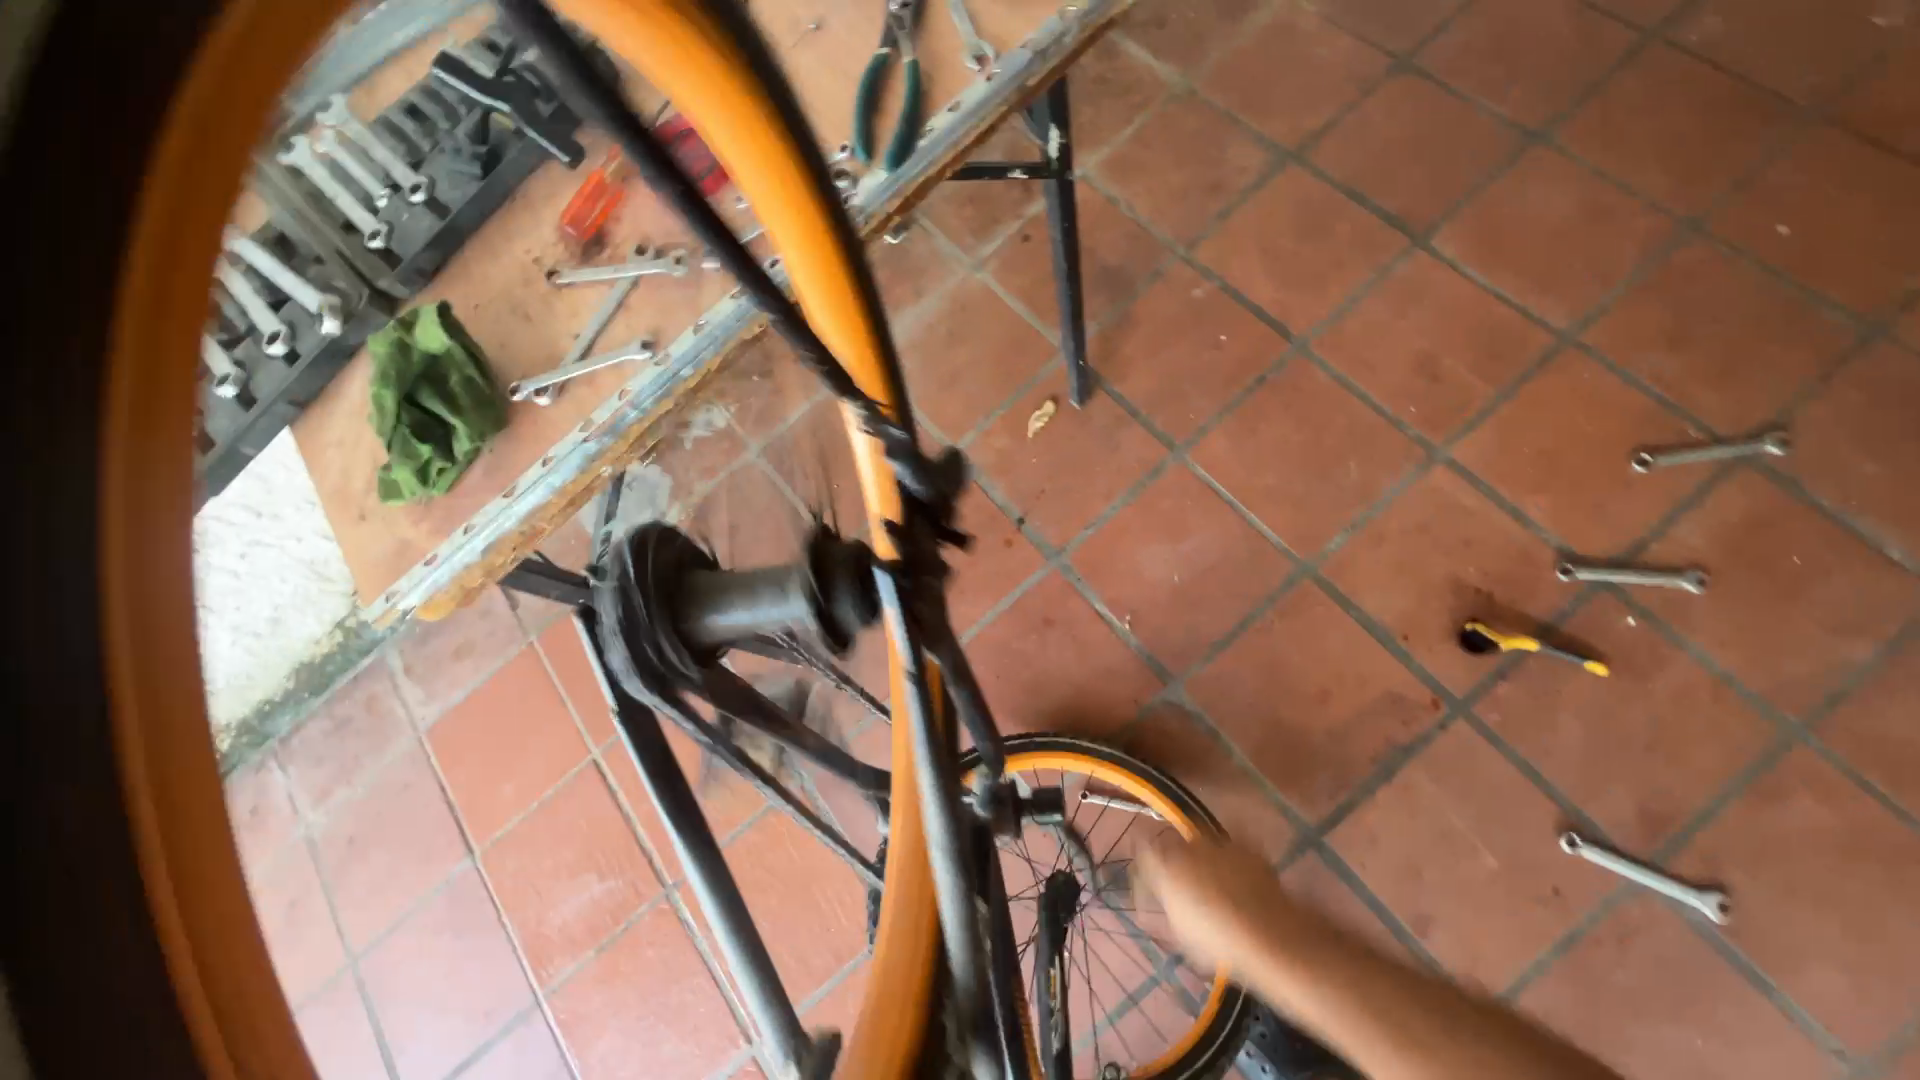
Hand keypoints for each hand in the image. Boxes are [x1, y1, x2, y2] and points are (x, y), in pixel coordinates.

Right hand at [1134, 837, 1297, 970]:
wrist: (1267, 935)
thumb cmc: (1217, 942)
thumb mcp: (1180, 930)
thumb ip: (1168, 904)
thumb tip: (1165, 897)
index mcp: (1164, 866)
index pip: (1144, 849)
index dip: (1149, 862)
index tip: (1154, 877)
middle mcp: (1187, 846)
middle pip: (1174, 844)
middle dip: (1177, 858)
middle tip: (1187, 882)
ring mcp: (1219, 842)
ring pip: (1203, 842)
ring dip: (1205, 856)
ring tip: (1217, 879)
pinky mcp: (1247, 844)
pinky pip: (1233, 843)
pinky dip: (1233, 854)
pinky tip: (1240, 871)